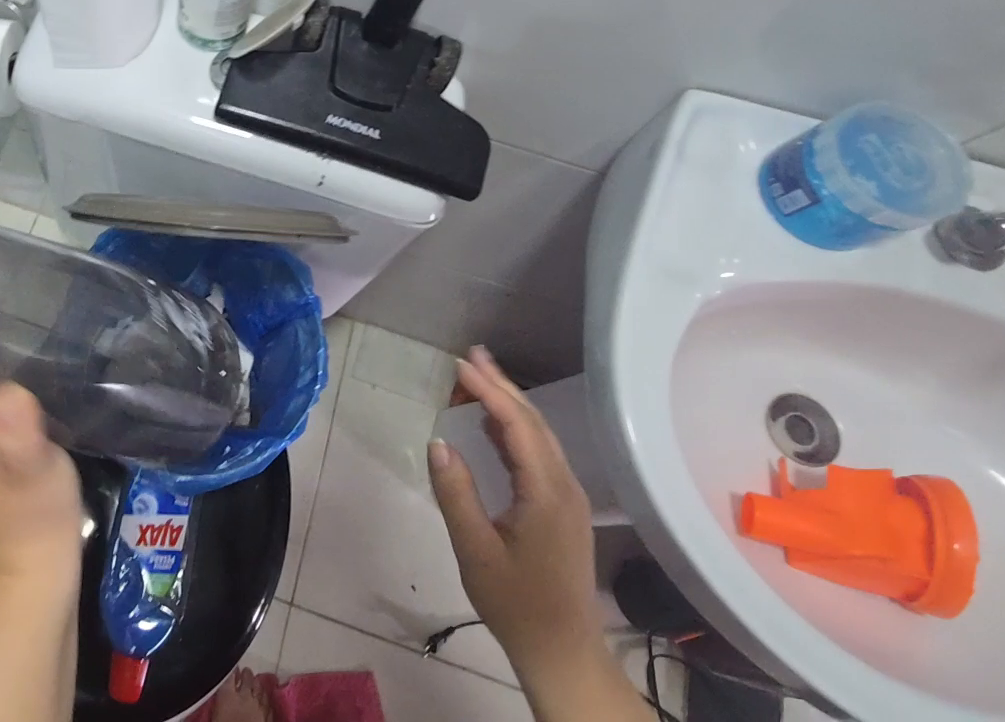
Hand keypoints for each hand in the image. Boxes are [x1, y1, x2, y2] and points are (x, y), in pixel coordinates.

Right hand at [426, 346, 601, 678]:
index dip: (489, 391)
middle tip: (470, 355)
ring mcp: (566, 495)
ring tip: (476, 377)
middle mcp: (563, 484)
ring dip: (508, 403)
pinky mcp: (561, 507)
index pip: (516, 426)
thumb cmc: (515, 602)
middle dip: (501, 385)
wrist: (561, 649)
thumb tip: (438, 441)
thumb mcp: (474, 549)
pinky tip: (493, 423)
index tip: (459, 365)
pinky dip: (513, 429)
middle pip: (533, 423)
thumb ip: (456, 493)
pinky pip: (538, 453)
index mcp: (545, 491)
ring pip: (538, 436)